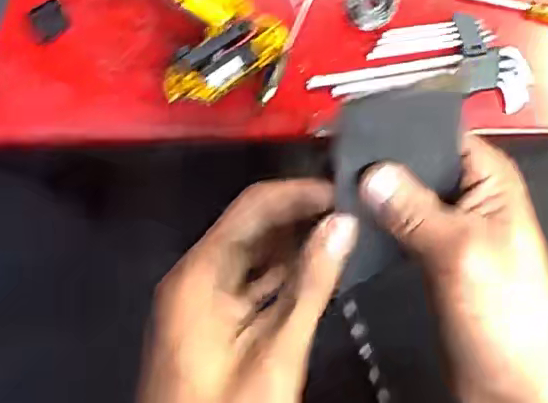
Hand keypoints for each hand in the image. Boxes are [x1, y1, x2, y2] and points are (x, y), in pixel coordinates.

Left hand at [138, 179, 356, 402]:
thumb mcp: (274, 357)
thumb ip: (311, 285)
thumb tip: (344, 223)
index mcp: (197, 274)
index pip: (254, 205)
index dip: (300, 193)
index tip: (344, 190)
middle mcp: (195, 277)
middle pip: (253, 224)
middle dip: (302, 214)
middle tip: (352, 207)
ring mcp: (202, 302)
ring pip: (256, 252)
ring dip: (298, 241)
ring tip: (344, 229)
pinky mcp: (214, 326)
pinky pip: (254, 281)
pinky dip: (287, 271)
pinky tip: (322, 267)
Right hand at [362, 136, 547, 402]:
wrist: (519, 387)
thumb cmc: (514, 317)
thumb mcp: (460, 251)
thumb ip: (415, 209)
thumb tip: (375, 174)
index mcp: (491, 176)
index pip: (441, 130)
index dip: (404, 125)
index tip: (363, 125)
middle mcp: (471, 193)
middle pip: (420, 159)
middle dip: (384, 160)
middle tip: (342, 157)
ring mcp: (453, 225)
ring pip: (407, 192)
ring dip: (379, 192)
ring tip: (340, 184)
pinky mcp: (435, 254)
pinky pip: (402, 223)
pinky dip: (381, 221)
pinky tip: (355, 219)